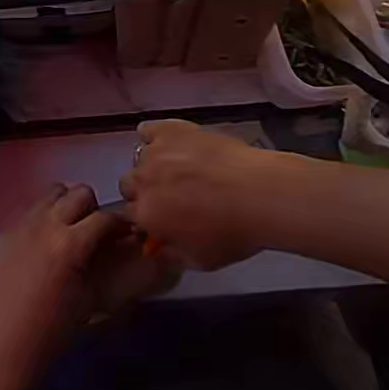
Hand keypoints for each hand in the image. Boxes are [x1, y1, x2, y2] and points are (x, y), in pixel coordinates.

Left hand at [0, 184, 173, 373]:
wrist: (5, 345)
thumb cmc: (54, 329)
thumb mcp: (90, 295)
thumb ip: (105, 260)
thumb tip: (123, 241)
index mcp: (70, 244)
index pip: (104, 217)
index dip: (120, 222)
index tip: (127, 230)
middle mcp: (47, 225)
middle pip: (80, 193)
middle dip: (94, 208)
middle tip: (96, 230)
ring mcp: (24, 225)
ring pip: (55, 191)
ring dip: (68, 205)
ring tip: (71, 228)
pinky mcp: (9, 231)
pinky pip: (34, 209)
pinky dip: (47, 215)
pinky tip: (48, 239)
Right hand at [120, 120, 296, 270]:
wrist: (258, 192)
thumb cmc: (231, 232)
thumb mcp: (199, 261)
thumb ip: (171, 255)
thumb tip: (157, 250)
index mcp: (146, 214)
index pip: (129, 213)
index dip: (144, 215)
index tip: (160, 216)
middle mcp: (144, 181)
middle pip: (130, 182)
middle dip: (144, 189)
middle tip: (170, 192)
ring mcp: (158, 151)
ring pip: (141, 156)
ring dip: (153, 163)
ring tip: (178, 166)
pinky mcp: (174, 129)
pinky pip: (150, 128)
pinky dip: (154, 134)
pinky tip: (169, 141)